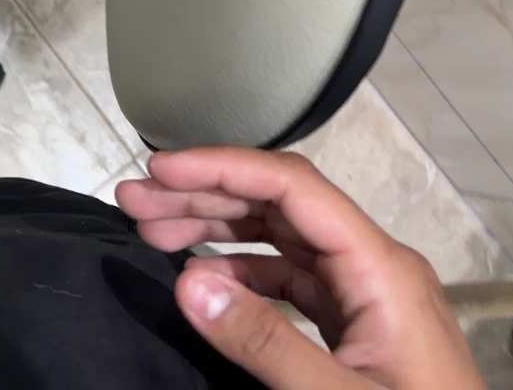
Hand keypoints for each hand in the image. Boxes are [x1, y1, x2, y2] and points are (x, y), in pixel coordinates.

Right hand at [117, 147, 484, 389]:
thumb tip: (185, 281)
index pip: (290, 185)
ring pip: (271, 232)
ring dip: (208, 224)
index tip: (158, 171)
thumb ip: (268, 345)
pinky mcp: (349, 321)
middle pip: (272, 202)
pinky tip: (197, 276)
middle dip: (198, 193)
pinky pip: (279, 272)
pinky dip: (231, 266)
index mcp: (380, 267)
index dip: (220, 167)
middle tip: (132, 200)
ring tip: (148, 226)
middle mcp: (369, 263)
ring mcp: (359, 291)